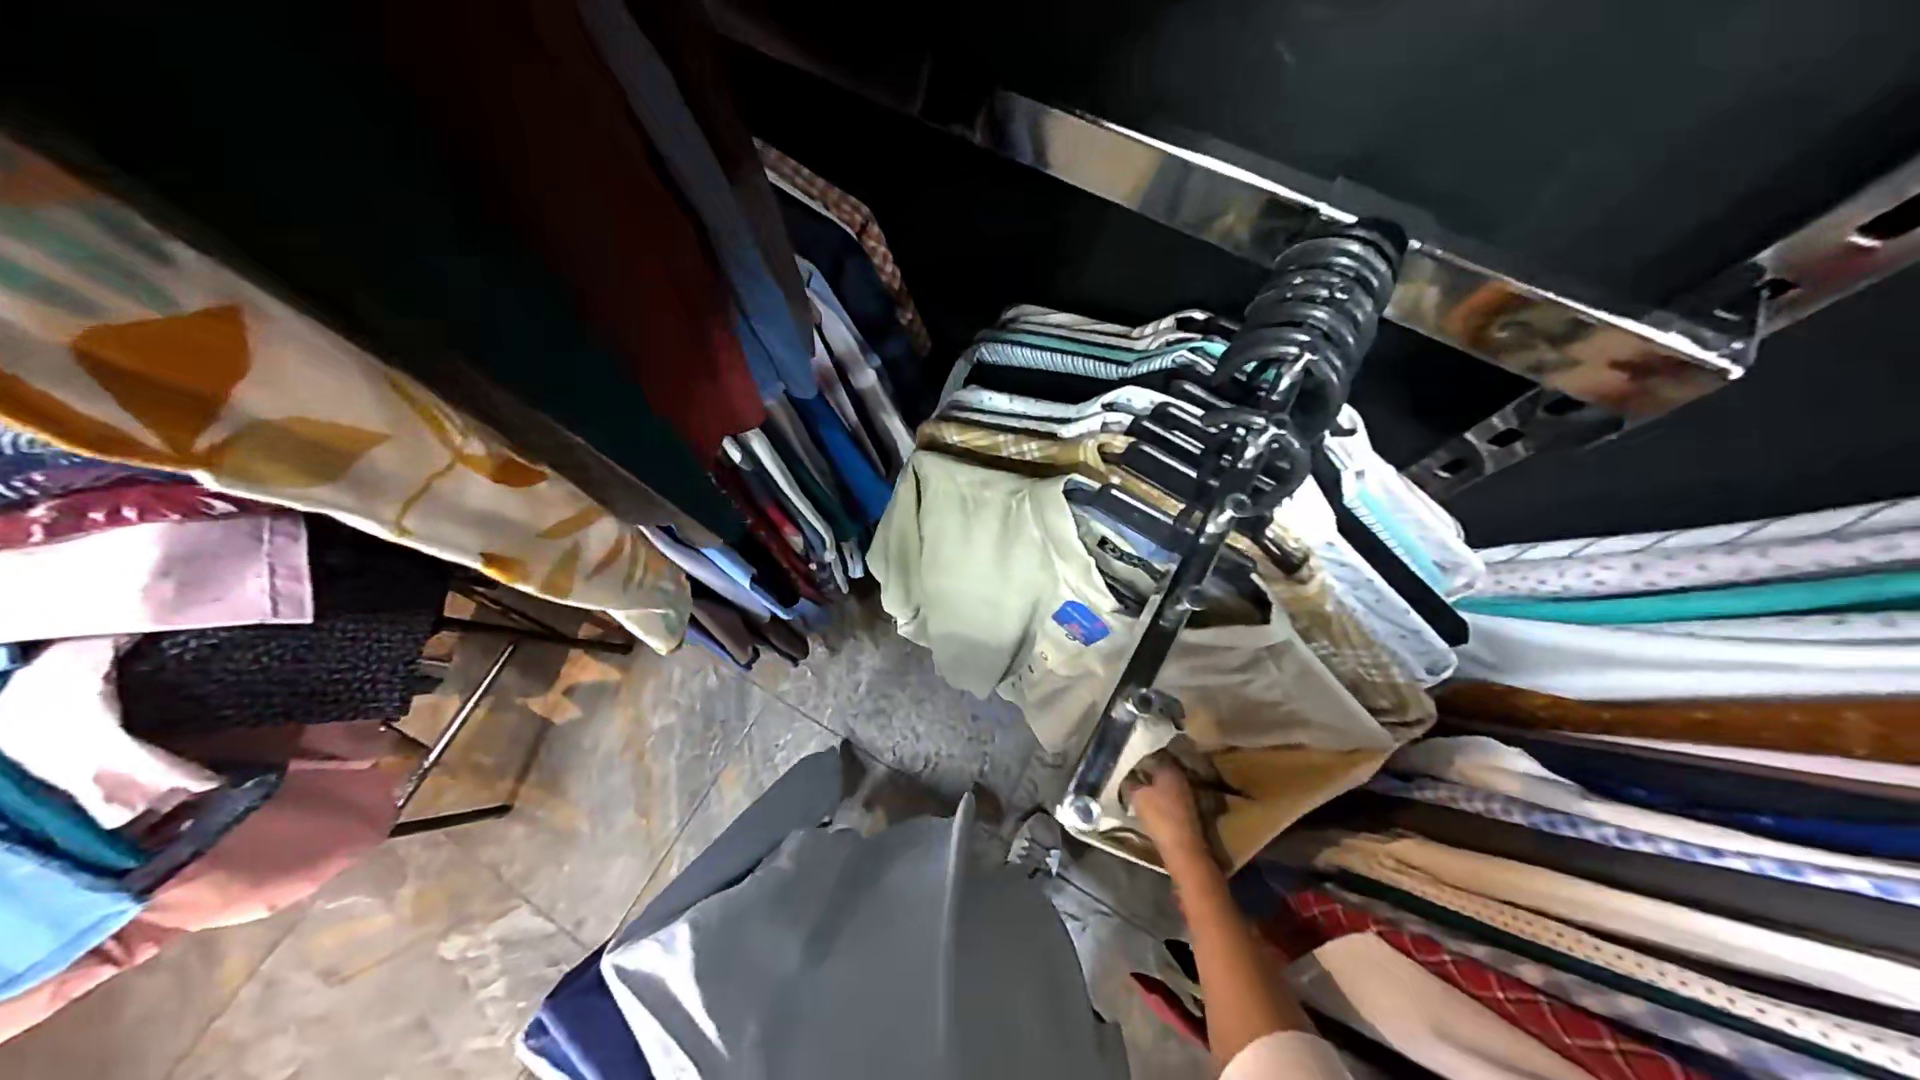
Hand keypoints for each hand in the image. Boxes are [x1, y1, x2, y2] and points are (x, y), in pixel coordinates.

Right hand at [1126, 757, 1208, 861]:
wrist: (1183, 847)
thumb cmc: (1159, 816)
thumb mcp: (1137, 796)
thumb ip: (1132, 784)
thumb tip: (1129, 778)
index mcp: (1170, 769)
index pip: (1151, 759)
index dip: (1138, 763)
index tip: (1127, 769)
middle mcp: (1182, 778)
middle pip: (1160, 773)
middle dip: (1147, 776)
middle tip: (1131, 781)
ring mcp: (1188, 795)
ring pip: (1166, 787)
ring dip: (1155, 790)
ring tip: (1139, 795)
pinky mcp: (1190, 811)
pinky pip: (1171, 800)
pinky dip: (1162, 802)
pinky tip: (1152, 808)